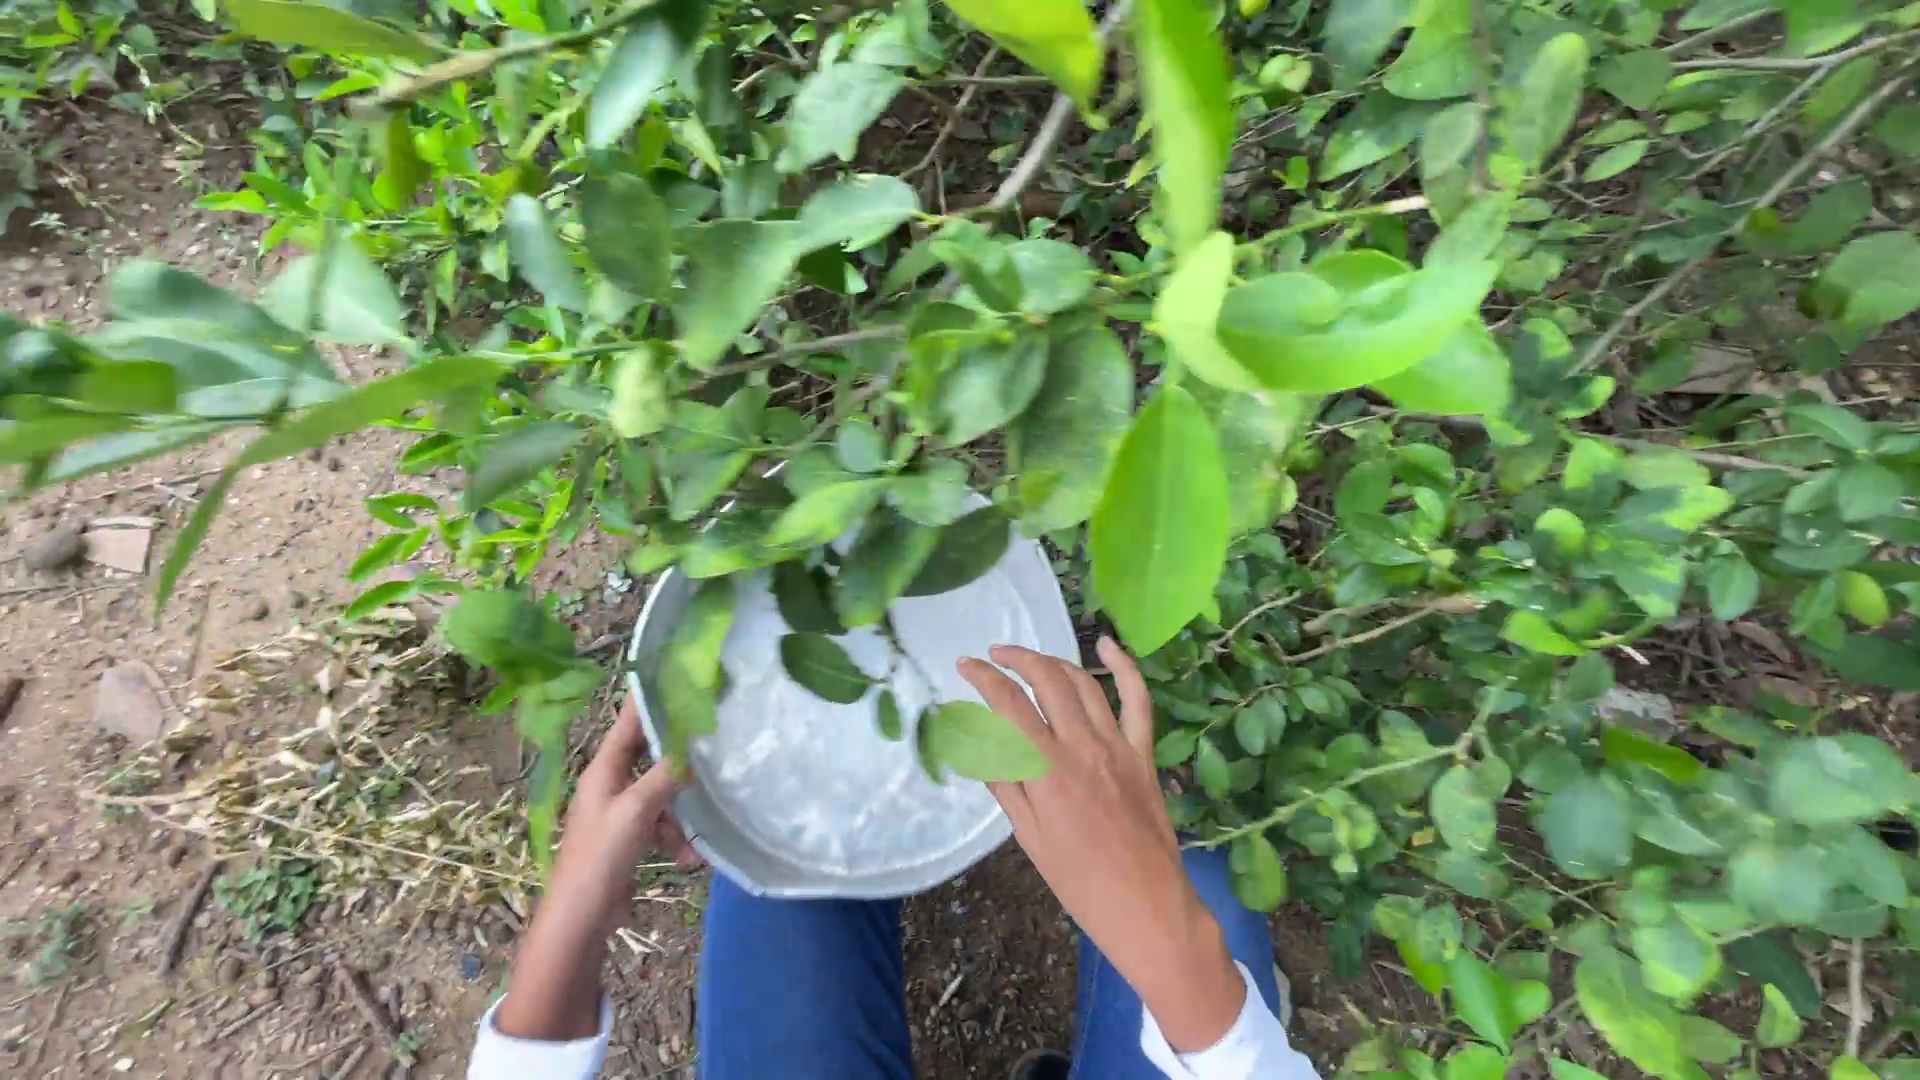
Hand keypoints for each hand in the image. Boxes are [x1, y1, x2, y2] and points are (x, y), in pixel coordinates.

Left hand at [495, 697, 699, 1040]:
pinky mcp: (629, 838)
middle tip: (709, 741)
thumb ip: (665, 776)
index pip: (627, 725)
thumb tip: (690, 751)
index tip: (672, 677)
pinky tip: (689, 859)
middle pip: (649, 758)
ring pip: (661, 795)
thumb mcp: (637, 810)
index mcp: (603, 772)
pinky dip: (676, 839)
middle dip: (678, 760)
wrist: (581, 918)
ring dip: (681, 814)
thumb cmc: (602, 855)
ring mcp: (620, 813)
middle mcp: (610, 786)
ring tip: (696, 838)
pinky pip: (661, 825)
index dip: (647, 702)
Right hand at [957, 639, 1247, 1052]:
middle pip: (1046, 679)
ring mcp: (1118, 744)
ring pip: (1084, 682)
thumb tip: (978, 742)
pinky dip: (1125, 667)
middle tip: (994, 657)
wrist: (1147, 907)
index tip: (964, 665)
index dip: (982, 677)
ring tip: (1030, 660)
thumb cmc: (1079, 882)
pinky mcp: (1143, 751)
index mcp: (1048, 770)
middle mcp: (1082, 745)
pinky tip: (1109, 645)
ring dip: (1053, 661)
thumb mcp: (1029, 836)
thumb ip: (1005, 781)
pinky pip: (1137, 699)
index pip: (1008, 705)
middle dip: (1016, 658)